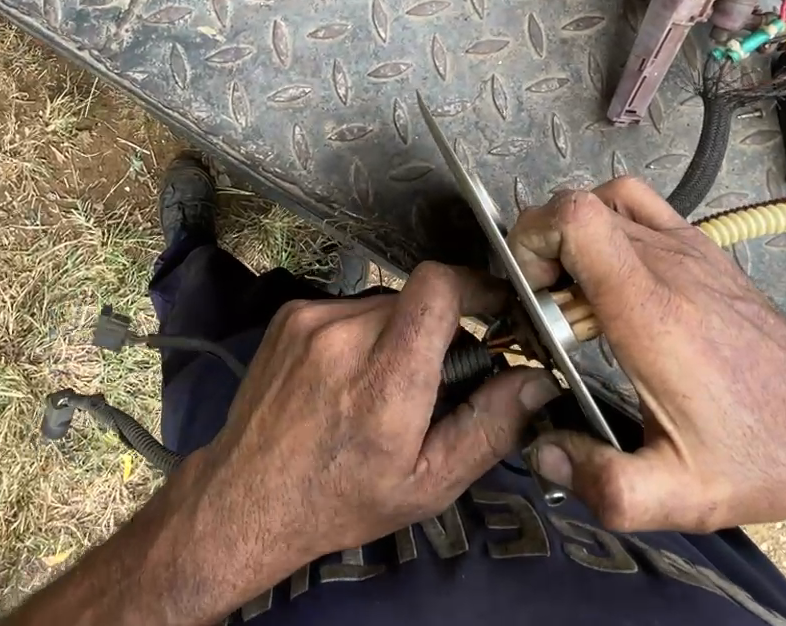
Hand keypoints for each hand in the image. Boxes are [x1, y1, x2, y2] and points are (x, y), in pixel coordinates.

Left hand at [177, 261, 557, 595]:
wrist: (247, 494)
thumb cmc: (342, 498)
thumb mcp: (427, 483)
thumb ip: (488, 426)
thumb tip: (538, 380)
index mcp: (385, 378)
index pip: (437, 287)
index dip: (474, 286)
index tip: (493, 310)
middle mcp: (343, 334)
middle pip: (415, 299)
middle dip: (437, 329)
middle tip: (435, 377)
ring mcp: (309, 318)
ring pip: (382, 302)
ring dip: (397, 332)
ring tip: (383, 385)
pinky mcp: (288, 314)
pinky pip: (347, 308)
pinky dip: (360, 333)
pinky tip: (347, 376)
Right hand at [512, 177, 785, 531]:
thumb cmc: (764, 456)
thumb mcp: (683, 495)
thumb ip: (606, 485)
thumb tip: (543, 452)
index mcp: (650, 311)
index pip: (575, 219)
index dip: (531, 241)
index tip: (529, 290)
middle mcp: (669, 266)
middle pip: (577, 206)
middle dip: (540, 248)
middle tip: (545, 303)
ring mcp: (689, 252)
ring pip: (604, 199)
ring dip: (570, 232)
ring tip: (570, 284)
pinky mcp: (704, 253)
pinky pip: (639, 204)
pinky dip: (607, 219)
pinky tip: (609, 270)